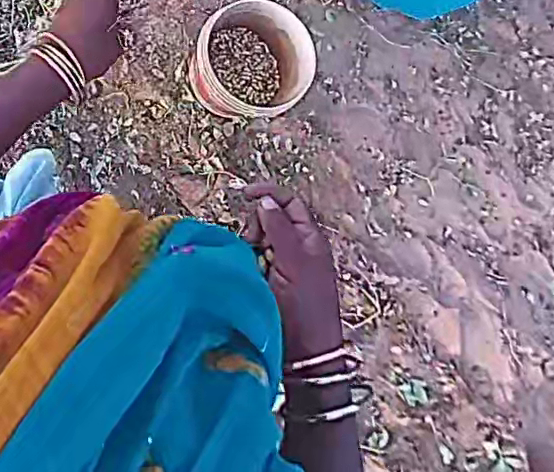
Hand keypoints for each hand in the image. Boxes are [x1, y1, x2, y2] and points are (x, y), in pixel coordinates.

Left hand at [48, 0, 131, 78]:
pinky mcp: (58, 13)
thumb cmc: (88, 55)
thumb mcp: (114, 48)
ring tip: (100, 9)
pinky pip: (74, 2)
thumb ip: (122, 35)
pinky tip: (86, 19)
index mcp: (103, 0)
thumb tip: (124, 31)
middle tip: (116, 3)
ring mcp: (70, 3)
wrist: (57, 64)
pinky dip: (81, 6)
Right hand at [241, 182, 343, 361]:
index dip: (268, 194)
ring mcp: (283, 266)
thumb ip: (280, 228)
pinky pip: (253, 261)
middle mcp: (297, 247)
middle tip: (256, 247)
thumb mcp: (294, 263)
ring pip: (259, 240)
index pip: (288, 202)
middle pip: (269, 218)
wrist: (305, 359)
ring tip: (256, 268)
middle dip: (257, 226)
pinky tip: (251, 277)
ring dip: (252, 247)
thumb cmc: (306, 309)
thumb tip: (264, 201)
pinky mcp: (270, 282)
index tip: (245, 194)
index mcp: (309, 238)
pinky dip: (249, 263)